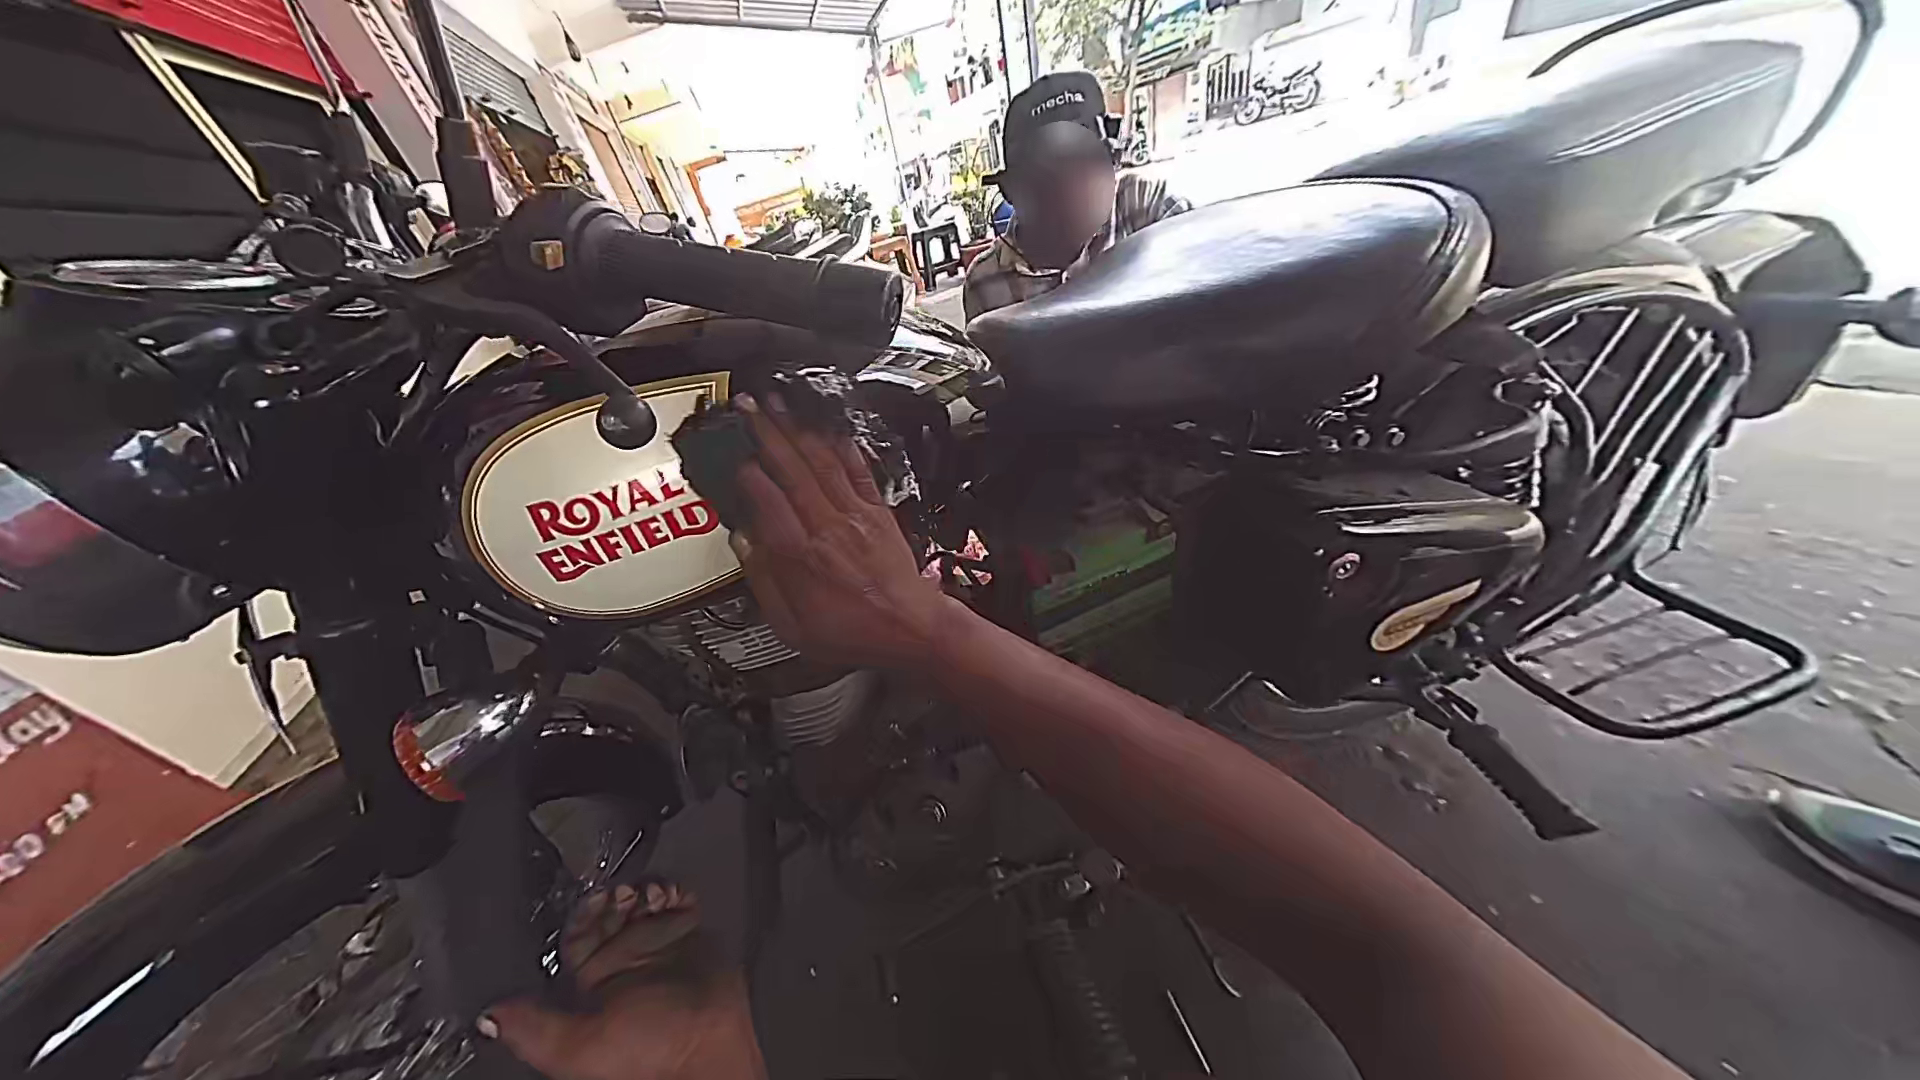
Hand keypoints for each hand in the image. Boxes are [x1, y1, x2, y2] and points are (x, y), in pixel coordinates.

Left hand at [481, 883, 763, 1079]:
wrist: (710, 1034)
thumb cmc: (646, 1046)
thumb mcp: (580, 1048)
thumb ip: (534, 1029)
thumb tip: (485, 1017)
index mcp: (593, 985)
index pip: (577, 936)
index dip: (582, 915)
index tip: (594, 899)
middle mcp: (623, 959)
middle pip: (610, 911)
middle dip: (614, 896)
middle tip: (624, 892)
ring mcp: (659, 941)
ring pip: (641, 899)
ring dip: (643, 888)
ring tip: (650, 894)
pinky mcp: (690, 927)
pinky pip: (677, 897)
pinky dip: (671, 887)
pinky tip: (668, 893)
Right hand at [723, 394, 963, 670]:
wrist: (910, 628)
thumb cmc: (855, 631)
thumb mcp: (794, 627)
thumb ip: (764, 582)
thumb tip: (743, 545)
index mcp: (803, 558)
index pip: (768, 503)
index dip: (748, 475)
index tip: (733, 454)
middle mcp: (829, 529)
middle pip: (792, 471)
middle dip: (767, 435)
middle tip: (747, 408)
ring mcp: (856, 517)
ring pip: (822, 463)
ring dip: (798, 431)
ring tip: (779, 406)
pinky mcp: (878, 513)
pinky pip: (858, 472)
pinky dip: (842, 447)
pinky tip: (829, 429)